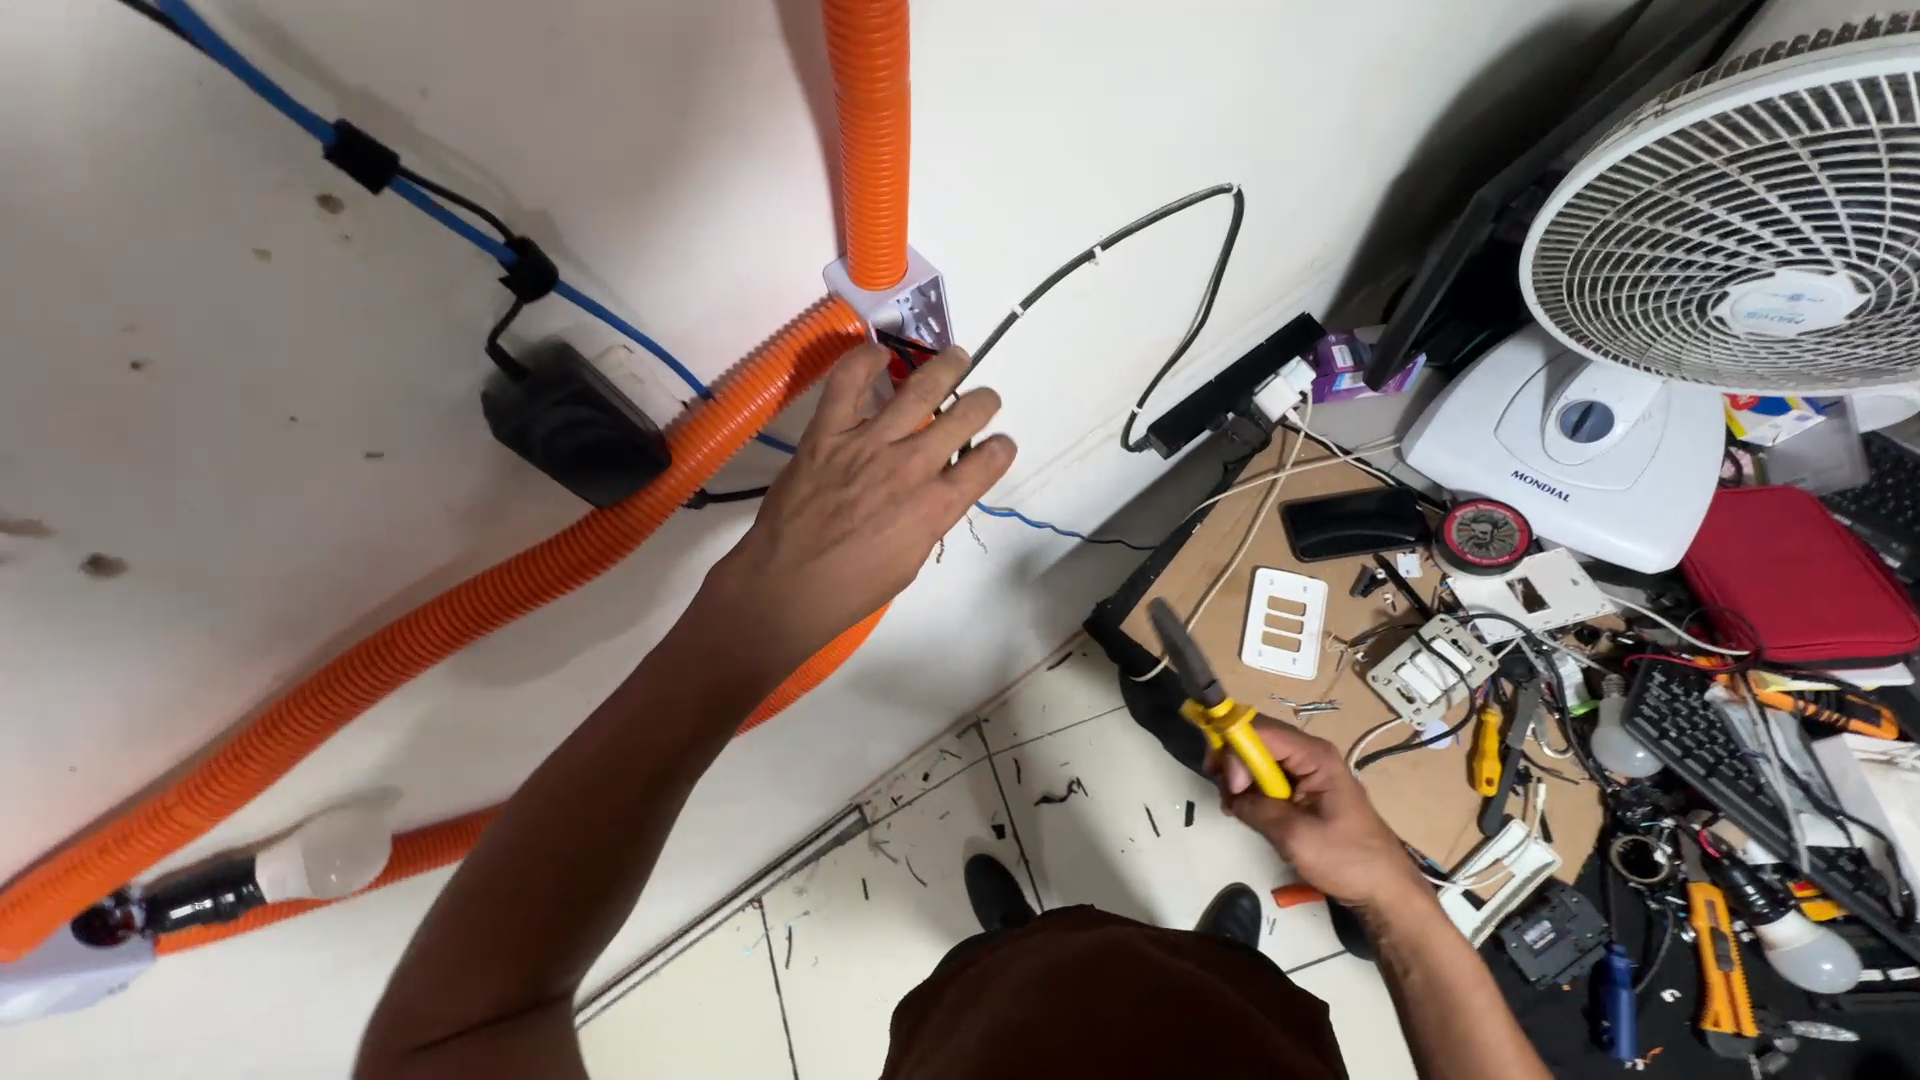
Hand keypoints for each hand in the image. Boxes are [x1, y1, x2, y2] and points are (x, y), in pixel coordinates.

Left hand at [697, 343, 1015, 674]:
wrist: (788, 585)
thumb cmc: (853, 587)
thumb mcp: (911, 560)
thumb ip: (929, 519)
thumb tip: (933, 494)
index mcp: (935, 507)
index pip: (986, 464)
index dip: (1001, 449)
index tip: (1001, 444)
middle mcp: (910, 467)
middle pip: (962, 417)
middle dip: (983, 402)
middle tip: (985, 397)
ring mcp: (867, 444)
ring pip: (917, 389)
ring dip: (946, 367)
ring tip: (956, 356)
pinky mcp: (827, 433)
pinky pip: (847, 383)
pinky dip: (865, 360)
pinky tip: (879, 353)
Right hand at [1214, 716, 1425, 911]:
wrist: (1384, 890)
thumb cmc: (1347, 860)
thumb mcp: (1295, 835)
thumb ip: (1256, 806)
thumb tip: (1229, 792)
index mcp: (1314, 756)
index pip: (1259, 730)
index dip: (1235, 748)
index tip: (1228, 783)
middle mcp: (1309, 754)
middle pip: (1255, 737)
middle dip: (1232, 761)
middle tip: (1226, 794)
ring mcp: (1306, 770)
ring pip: (1256, 756)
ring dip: (1238, 777)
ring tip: (1235, 807)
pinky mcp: (1301, 788)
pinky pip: (1265, 775)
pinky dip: (1249, 789)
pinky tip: (1245, 810)